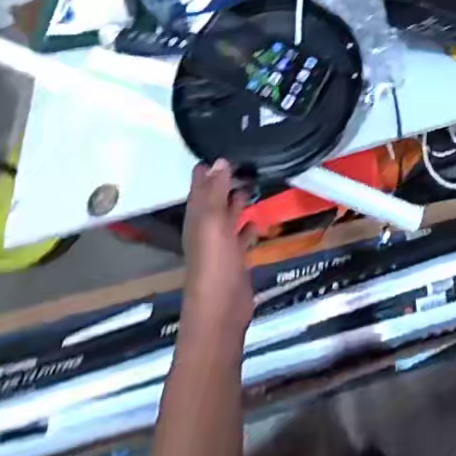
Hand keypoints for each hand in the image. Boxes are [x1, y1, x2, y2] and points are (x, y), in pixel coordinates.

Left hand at [182, 159, 252, 332]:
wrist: (220, 312)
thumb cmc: (214, 264)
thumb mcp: (213, 222)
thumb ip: (217, 192)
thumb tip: (220, 161)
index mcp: (197, 217)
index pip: (199, 185)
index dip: (210, 167)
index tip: (227, 144)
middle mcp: (206, 227)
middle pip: (215, 197)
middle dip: (228, 179)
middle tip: (249, 158)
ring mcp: (220, 244)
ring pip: (229, 214)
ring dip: (239, 199)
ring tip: (257, 180)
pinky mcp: (235, 258)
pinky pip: (242, 234)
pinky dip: (249, 224)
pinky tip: (259, 217)